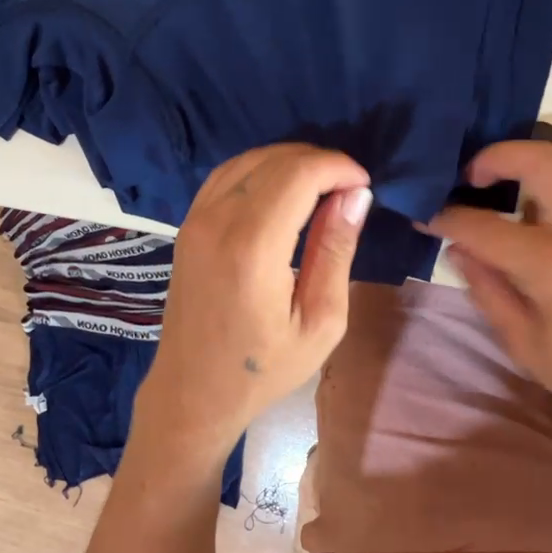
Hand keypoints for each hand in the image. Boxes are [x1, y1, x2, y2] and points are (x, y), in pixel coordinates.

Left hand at [139, 144, 372, 452]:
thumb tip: (356, 197)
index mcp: (252, 248)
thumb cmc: (264, 369)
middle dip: (319, 162)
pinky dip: (260, 170)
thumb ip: (335, 251)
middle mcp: (218, 222)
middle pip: (275, 160)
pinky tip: (283, 191)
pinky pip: (225, 175)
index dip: (338, 167)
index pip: (299, 174)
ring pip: (248, 160)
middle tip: (349, 190)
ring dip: (290, 163)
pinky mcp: (187, 226)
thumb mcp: (321, 321)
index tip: (364, 185)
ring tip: (322, 188)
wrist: (192, 392)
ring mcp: (196, 221)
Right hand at [427, 141, 551, 442]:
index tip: (430, 216)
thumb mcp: (526, 344)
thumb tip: (459, 248)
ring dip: (532, 181)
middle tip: (473, 177)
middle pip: (538, 159)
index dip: (448, 219)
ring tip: (515, 211)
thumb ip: (487, 289)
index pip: (485, 225)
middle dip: (495, 157)